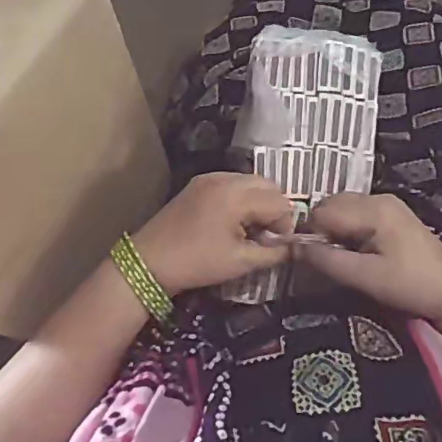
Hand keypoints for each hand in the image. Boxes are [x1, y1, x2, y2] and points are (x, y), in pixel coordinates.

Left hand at [130, 173, 297, 294]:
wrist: (149, 262)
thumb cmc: (197, 263)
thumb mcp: (240, 262)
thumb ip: (273, 252)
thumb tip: (292, 247)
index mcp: (237, 195)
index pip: (281, 202)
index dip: (285, 226)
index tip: (274, 246)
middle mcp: (225, 178)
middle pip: (269, 186)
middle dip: (274, 210)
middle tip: (264, 237)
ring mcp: (209, 178)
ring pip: (251, 182)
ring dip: (258, 203)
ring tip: (248, 230)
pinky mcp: (197, 184)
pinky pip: (232, 184)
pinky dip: (240, 198)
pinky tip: (230, 222)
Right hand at [298, 193, 441, 321]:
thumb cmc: (411, 285)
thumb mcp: (365, 278)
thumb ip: (327, 261)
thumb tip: (293, 248)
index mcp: (373, 210)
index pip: (322, 211)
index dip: (309, 234)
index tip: (307, 259)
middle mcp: (378, 198)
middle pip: (329, 205)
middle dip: (319, 229)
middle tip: (324, 259)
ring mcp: (386, 203)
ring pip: (340, 207)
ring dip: (331, 229)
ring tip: (339, 256)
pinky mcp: (390, 213)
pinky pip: (354, 213)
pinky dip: (345, 228)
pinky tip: (353, 250)